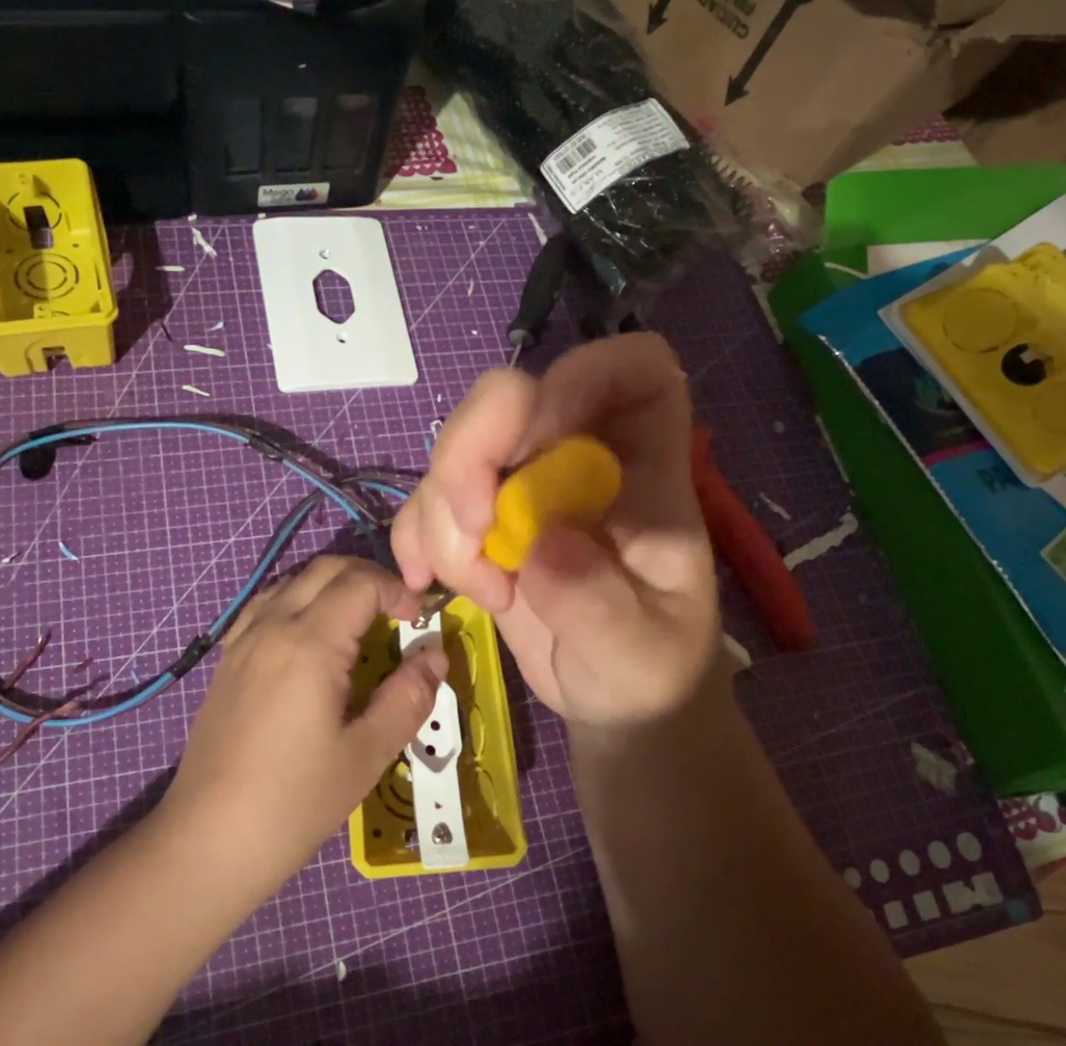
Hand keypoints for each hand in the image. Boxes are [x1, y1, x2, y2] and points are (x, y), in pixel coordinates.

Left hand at [162, 557, 445, 875]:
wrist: (210, 837)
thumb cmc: (295, 801)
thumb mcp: (366, 754)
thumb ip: (407, 698)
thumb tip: (434, 656)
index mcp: (308, 643)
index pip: (360, 584)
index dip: (398, 591)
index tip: (420, 620)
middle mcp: (271, 627)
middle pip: (324, 570)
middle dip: (368, 578)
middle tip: (398, 613)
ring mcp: (241, 641)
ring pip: (291, 581)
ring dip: (331, 585)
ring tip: (360, 622)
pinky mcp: (225, 661)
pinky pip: (264, 606)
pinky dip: (297, 601)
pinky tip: (311, 639)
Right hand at [391, 334, 722, 728]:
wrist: (616, 696)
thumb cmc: (650, 667)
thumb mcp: (641, 652)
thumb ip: (600, 602)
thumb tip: (541, 542)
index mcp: (645, 466)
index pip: (631, 370)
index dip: (581, 378)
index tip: (538, 442)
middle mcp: (577, 456)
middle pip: (510, 397)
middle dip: (470, 459)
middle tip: (474, 535)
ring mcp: (521, 483)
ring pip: (455, 449)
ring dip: (443, 519)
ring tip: (486, 592)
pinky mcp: (478, 518)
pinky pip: (427, 496)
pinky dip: (414, 535)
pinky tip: (426, 581)